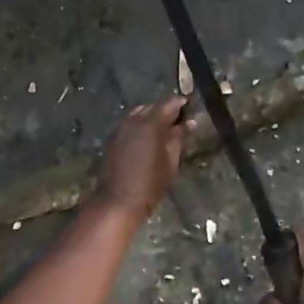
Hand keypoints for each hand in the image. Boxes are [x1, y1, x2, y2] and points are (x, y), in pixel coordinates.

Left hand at [93, 96, 188, 216]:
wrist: (119, 200)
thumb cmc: (150, 184)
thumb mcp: (170, 161)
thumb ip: (178, 138)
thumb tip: (189, 122)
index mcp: (150, 124)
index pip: (168, 104)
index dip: (180, 103)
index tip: (190, 105)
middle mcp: (133, 121)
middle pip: (152, 107)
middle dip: (166, 110)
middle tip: (180, 120)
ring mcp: (120, 129)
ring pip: (139, 114)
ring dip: (152, 117)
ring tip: (165, 129)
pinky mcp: (113, 138)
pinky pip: (130, 124)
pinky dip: (141, 125)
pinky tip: (149, 138)